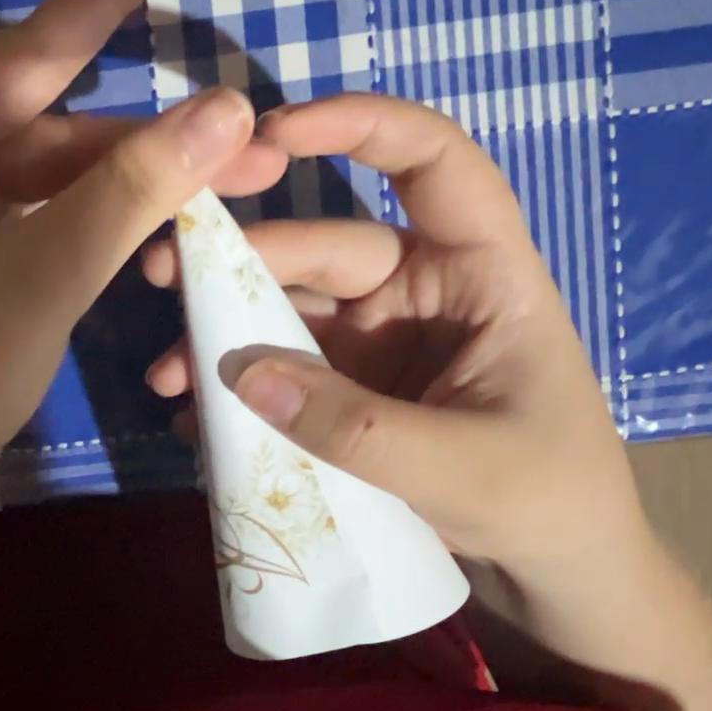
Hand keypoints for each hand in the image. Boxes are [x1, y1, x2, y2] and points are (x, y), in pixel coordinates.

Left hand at [0, 0, 284, 507]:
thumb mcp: (45, 274)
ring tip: (220, 184)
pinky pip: (22, 221)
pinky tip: (147, 226)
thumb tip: (227, 106)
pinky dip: (81, 225)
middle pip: (43, 120)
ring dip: (119, 184)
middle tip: (246, 135)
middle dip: (142, 133)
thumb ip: (131, 186)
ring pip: (39, 177)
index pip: (31, 46)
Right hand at [142, 93, 648, 579]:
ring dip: (221, 335)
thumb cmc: (546, 505)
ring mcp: (372, 346)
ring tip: (166, 376)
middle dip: (241, 258)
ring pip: (285, 313)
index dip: (360, 128)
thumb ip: (351, 424)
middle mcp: (419, 294)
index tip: (273, 134)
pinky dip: (234, 392)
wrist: (550, 582)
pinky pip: (277, 375)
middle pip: (322, 249)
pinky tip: (193, 420)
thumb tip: (240, 372)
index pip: (431, 165)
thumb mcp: (458, 467)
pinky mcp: (340, 394)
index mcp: (480, 275)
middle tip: (162, 273)